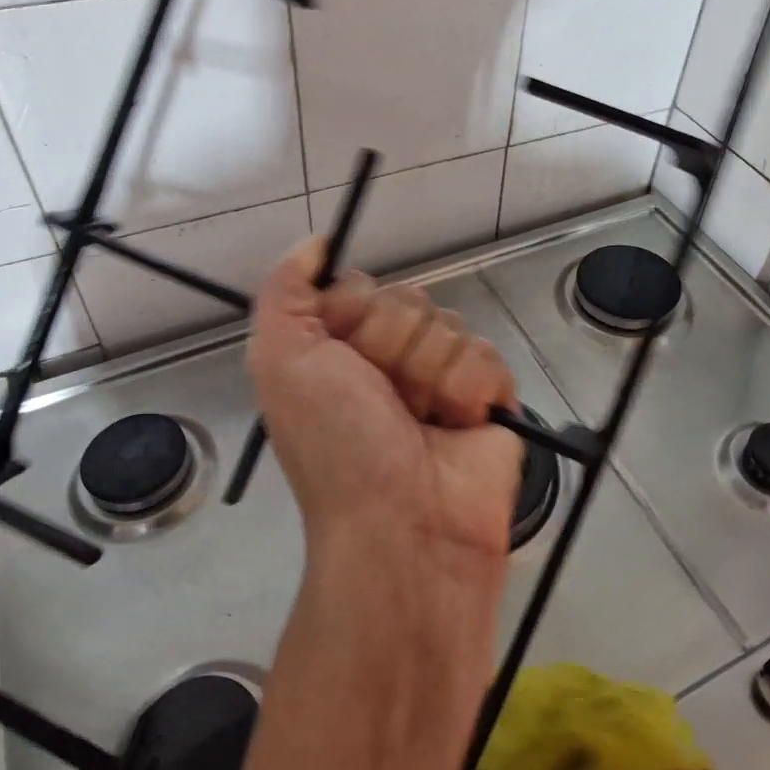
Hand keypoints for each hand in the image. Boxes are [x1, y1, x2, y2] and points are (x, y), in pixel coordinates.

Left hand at [247, 237, 524, 565]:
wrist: (404, 526)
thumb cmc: (338, 446)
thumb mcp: (280, 362)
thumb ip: (284, 294)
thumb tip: (314, 243)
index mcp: (338, 351)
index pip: (360, 286)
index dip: (353, 316)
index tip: (344, 359)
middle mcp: (388, 360)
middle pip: (409, 301)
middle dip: (394, 348)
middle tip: (386, 400)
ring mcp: (440, 378)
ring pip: (451, 326)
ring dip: (432, 376)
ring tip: (423, 423)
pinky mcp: (488, 399)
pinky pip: (489, 357)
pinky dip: (471, 393)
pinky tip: (458, 427)